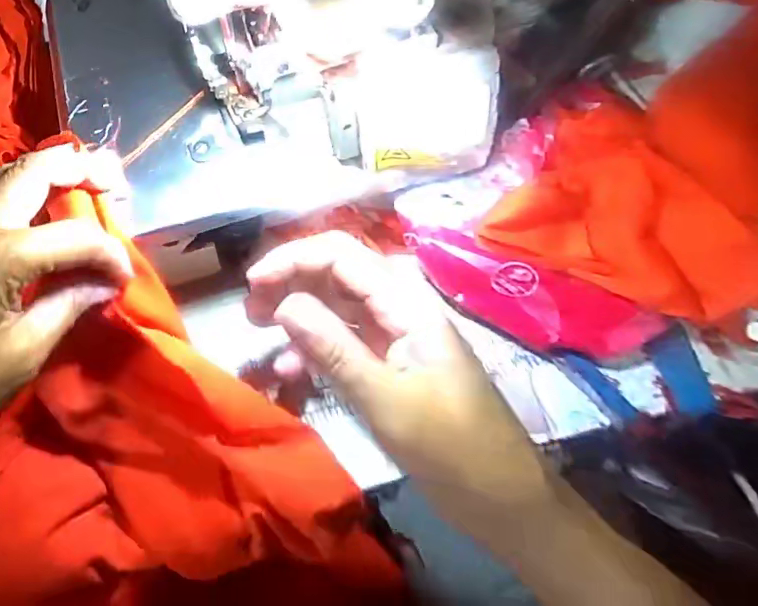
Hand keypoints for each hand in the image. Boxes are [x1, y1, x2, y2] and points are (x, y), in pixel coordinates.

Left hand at [0, 144, 132, 480]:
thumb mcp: (23, 354)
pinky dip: (26, 187)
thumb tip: (106, 281)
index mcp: (2, 255)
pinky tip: (41, 211)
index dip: (109, 253)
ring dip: (51, 171)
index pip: (76, 236)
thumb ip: (69, 305)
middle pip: (38, 170)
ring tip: (84, 182)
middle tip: (113, 181)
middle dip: (81, 168)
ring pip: (11, 174)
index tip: (125, 278)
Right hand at [243, 232, 555, 546]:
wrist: (507, 502)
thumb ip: (332, 348)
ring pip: (337, 306)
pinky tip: (291, 369)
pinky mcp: (391, 363)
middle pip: (337, 274)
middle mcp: (399, 308)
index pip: (341, 255)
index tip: (253, 282)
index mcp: (405, 303)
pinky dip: (315, 347)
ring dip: (298, 313)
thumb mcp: (385, 400)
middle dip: (290, 282)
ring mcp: (396, 336)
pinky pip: (346, 340)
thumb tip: (282, 302)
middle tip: (250, 310)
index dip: (293, 258)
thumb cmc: (451, 448)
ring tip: (260, 331)